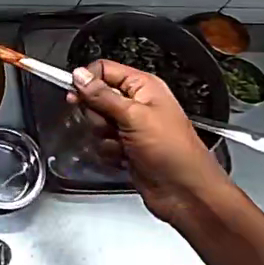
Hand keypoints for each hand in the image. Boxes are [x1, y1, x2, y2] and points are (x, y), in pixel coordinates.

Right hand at [69, 60, 237, 226]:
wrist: (186, 194)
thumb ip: (102, 95)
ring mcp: (130, 126)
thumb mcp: (134, 117)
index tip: (77, 96)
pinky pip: (100, 142)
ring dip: (103, 136)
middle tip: (113, 125)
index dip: (87, 82)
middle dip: (97, 115)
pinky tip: (126, 157)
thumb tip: (79, 75)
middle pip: (94, 97)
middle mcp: (136, 103)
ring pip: (95, 122)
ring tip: (124, 145)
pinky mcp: (125, 146)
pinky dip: (109, 151)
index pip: (103, 70)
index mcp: (143, 87)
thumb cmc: (174, 153)